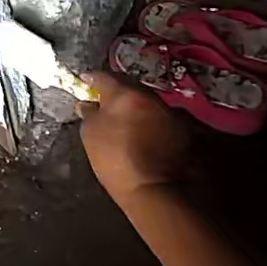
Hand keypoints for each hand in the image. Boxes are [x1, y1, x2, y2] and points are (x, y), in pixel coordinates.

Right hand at [75, 71, 189, 197]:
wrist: (153, 189)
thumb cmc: (113, 158)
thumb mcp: (90, 134)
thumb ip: (89, 113)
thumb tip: (88, 104)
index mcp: (126, 95)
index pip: (105, 77)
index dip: (91, 78)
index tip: (84, 81)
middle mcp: (151, 98)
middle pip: (130, 86)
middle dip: (116, 90)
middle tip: (103, 98)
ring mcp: (170, 114)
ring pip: (146, 101)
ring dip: (133, 104)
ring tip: (122, 115)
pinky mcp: (182, 131)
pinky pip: (158, 116)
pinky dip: (147, 118)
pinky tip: (140, 130)